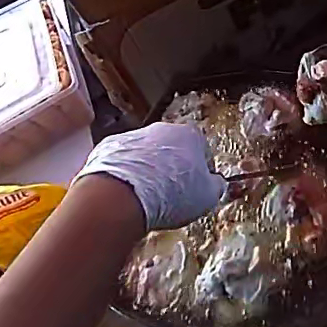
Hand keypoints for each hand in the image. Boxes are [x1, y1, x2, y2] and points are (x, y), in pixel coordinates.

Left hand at [76, 122, 224, 229]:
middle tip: (169, 195)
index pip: (203, 151)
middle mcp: (164, 129)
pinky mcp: (108, 147)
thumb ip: (216, 187)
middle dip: (173, 168)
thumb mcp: (207, 197)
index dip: (201, 172)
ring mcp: (134, 136)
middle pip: (173, 149)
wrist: (122, 196)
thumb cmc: (171, 194)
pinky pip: (121, 161)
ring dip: (148, 170)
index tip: (196, 190)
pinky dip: (124, 174)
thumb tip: (217, 185)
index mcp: (192, 135)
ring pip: (146, 154)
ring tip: (144, 198)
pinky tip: (124, 195)